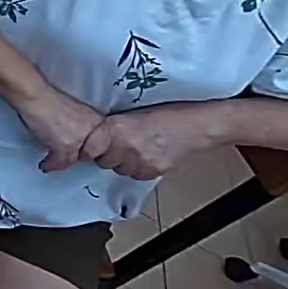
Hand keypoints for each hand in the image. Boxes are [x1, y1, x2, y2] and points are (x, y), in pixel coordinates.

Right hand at [19, 89, 106, 172]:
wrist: (35, 96)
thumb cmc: (49, 99)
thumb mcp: (75, 110)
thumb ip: (83, 124)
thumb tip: (78, 138)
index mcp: (97, 118)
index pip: (104, 143)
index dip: (91, 148)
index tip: (82, 151)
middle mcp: (92, 129)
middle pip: (92, 153)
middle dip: (80, 156)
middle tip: (67, 157)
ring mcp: (79, 138)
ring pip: (75, 159)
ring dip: (62, 162)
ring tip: (53, 162)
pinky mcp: (65, 146)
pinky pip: (60, 162)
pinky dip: (51, 164)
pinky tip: (45, 164)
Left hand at [82, 103, 216, 179]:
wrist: (197, 125)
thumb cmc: (166, 114)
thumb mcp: (132, 113)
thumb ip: (113, 126)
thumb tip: (96, 139)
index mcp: (117, 127)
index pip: (90, 147)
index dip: (92, 149)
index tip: (94, 148)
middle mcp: (124, 145)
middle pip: (103, 161)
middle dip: (108, 155)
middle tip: (119, 147)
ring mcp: (139, 160)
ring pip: (120, 170)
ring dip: (123, 163)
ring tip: (136, 151)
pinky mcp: (152, 171)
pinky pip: (136, 175)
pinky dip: (139, 169)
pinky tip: (147, 157)